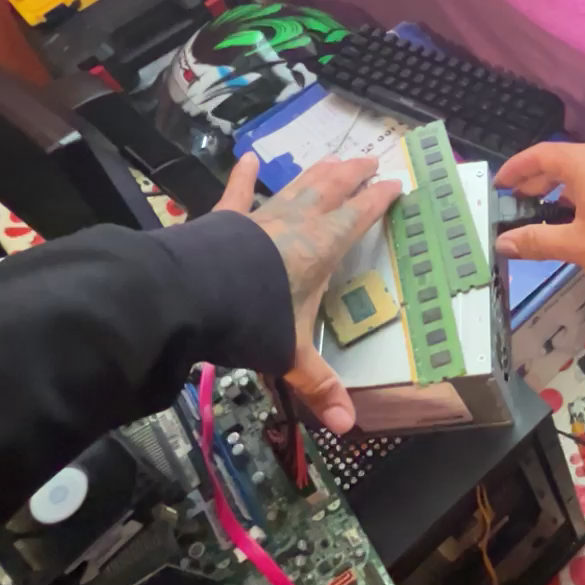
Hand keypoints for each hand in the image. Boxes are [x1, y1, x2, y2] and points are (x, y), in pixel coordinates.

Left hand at [214, 153, 401, 433]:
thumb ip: (319, 386)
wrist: (188, 295)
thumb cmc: (251, 319)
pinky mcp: (225, 220)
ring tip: (333, 158)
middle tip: (370, 159)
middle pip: (331, 190)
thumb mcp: (292, 356)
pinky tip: (249, 157)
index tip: (395, 184)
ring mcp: (259, 218)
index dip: (378, 200)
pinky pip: (237, 192)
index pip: (357, 217)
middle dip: (353, 175)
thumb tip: (347, 426)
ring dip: (317, 172)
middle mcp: (296, 225)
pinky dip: (244, 175)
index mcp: (320, 249)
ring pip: (296, 187)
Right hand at [493, 143, 584, 276]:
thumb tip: (503, 243)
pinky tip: (577, 216)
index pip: (540, 155)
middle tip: (518, 202)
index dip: (516, 169)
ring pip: (583, 172)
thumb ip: (535, 240)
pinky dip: (582, 193)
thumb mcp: (573, 243)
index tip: (500, 184)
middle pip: (561, 162)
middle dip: (537, 181)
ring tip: (545, 212)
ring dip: (560, 189)